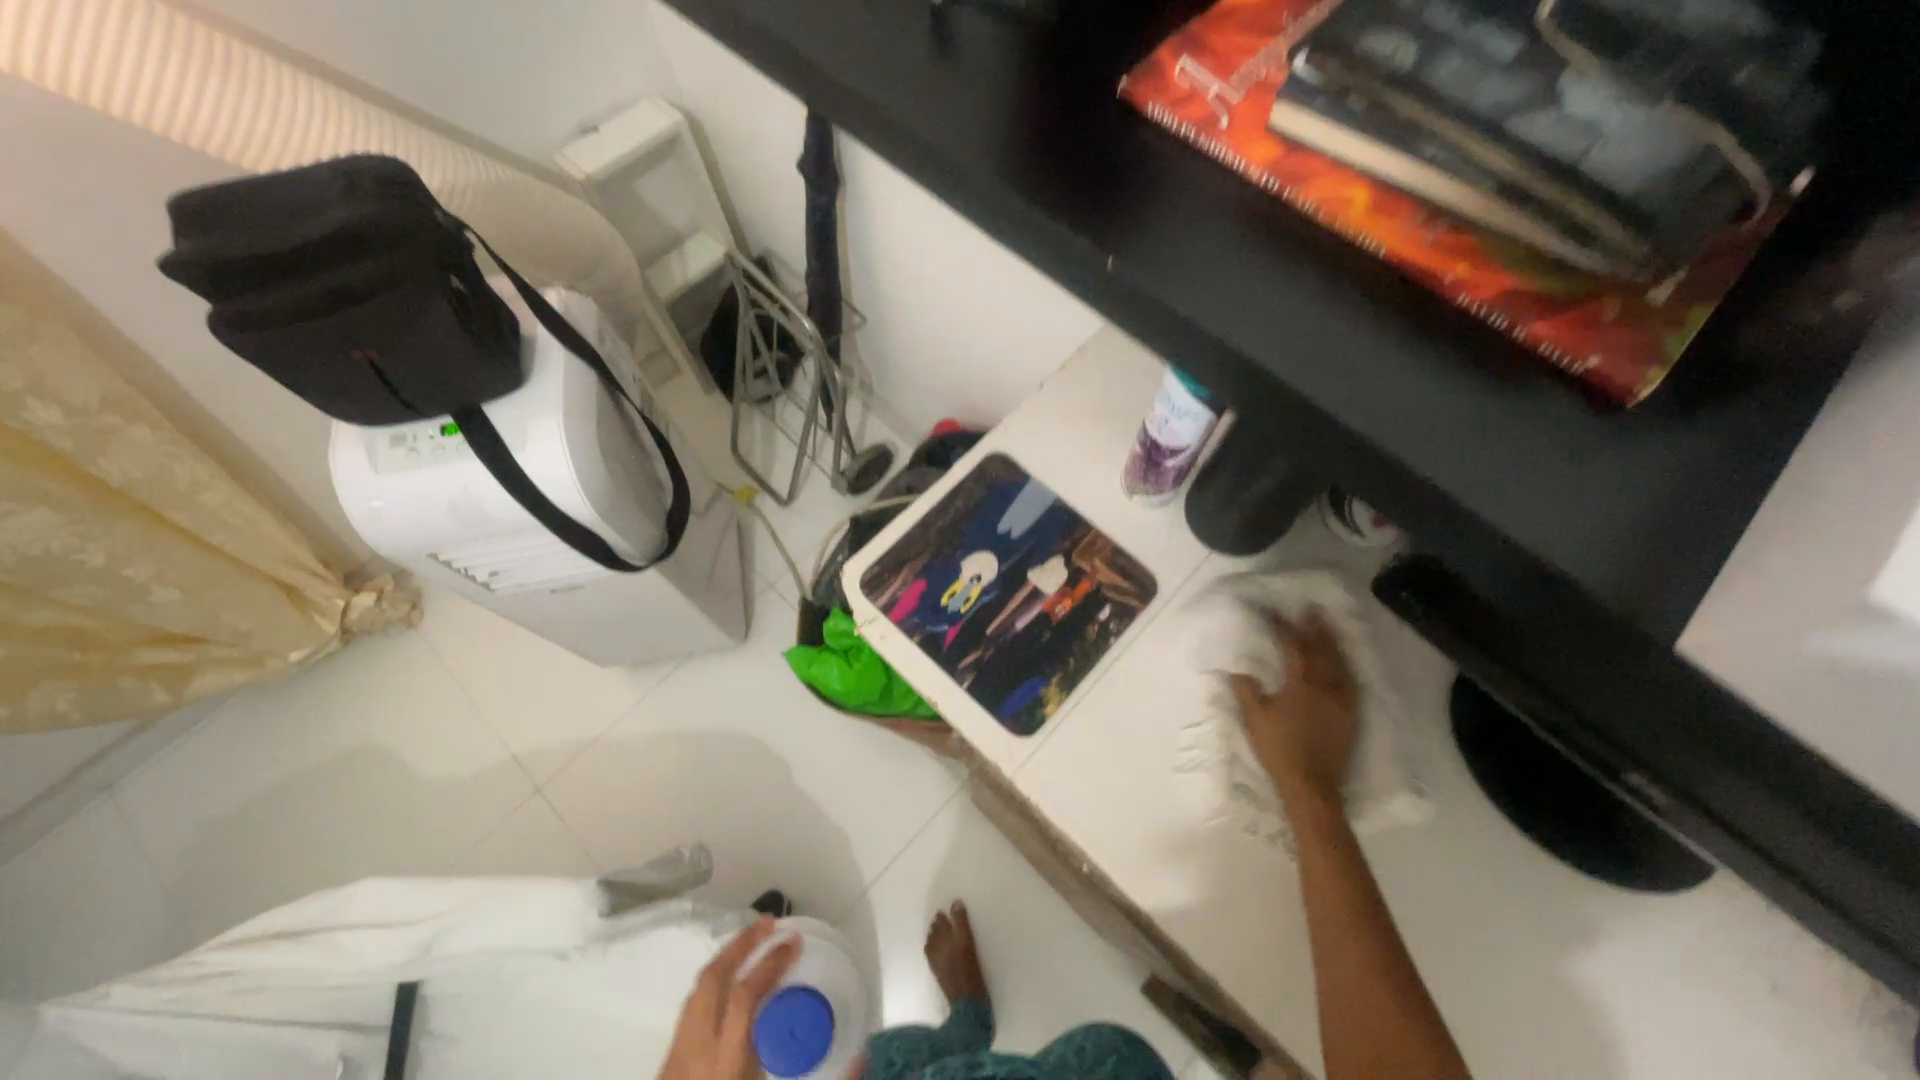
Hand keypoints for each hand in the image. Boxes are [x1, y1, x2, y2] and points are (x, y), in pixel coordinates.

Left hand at [660, 916, 801, 1079]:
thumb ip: (804, 1071)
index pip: (743, 999)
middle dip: (741, 946)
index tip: (794, 943)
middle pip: (712, 982)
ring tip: (751, 939)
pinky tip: (729, 978)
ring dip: (725, 958)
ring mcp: (679, 1052)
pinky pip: (692, 1004)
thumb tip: (859, 1060)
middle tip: (769, 923)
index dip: (769, 965)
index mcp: (725, 1065)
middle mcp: (697, 1051)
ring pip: (696, 990)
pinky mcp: (671, 1058)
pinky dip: (713, 979)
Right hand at [1231, 609, 1359, 811]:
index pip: (1292, 646)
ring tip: (1329, 628)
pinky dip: (1346, 667)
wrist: (1312, 784)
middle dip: (1316, 627)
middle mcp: (1325, 686)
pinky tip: (1344, 664)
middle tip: (1312, 609)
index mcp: (1300, 683)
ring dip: (1334, 643)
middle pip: (1322, 649)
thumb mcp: (1255, 720)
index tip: (1273, 612)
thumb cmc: (1279, 750)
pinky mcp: (1352, 715)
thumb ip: (1247, 692)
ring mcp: (1342, 700)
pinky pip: (1352, 683)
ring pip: (1340, 664)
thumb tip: (1238, 671)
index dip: (1282, 627)